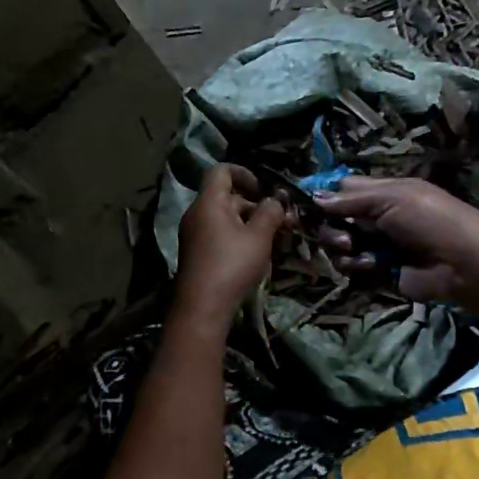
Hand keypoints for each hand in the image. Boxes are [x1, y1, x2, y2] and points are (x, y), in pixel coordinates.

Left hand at [174, 164, 288, 327]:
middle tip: (282, 221)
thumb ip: (270, 212)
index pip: (223, 171)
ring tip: (276, 239)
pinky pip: (221, 234)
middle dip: (257, 205)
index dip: (246, 174)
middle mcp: (198, 213)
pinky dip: (240, 237)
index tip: (266, 191)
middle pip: (229, 196)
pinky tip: (258, 254)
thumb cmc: (232, 265)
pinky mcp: (198, 252)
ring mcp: (196, 234)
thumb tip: (276, 199)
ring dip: (252, 223)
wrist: (203, 307)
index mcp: (209, 202)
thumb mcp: (259, 236)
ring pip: (227, 218)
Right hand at [314, 176, 478, 302]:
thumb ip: (351, 200)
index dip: (323, 196)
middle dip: (332, 229)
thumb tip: (315, 197)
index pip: (342, 190)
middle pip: (334, 221)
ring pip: (339, 248)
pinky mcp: (380, 273)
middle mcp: (376, 218)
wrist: (461, 262)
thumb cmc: (430, 219)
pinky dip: (358, 267)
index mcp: (381, 193)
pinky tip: (375, 266)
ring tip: (364, 254)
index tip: (305, 205)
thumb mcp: (392, 198)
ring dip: (345, 251)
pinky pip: (353, 269)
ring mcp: (377, 246)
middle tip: (345, 238)